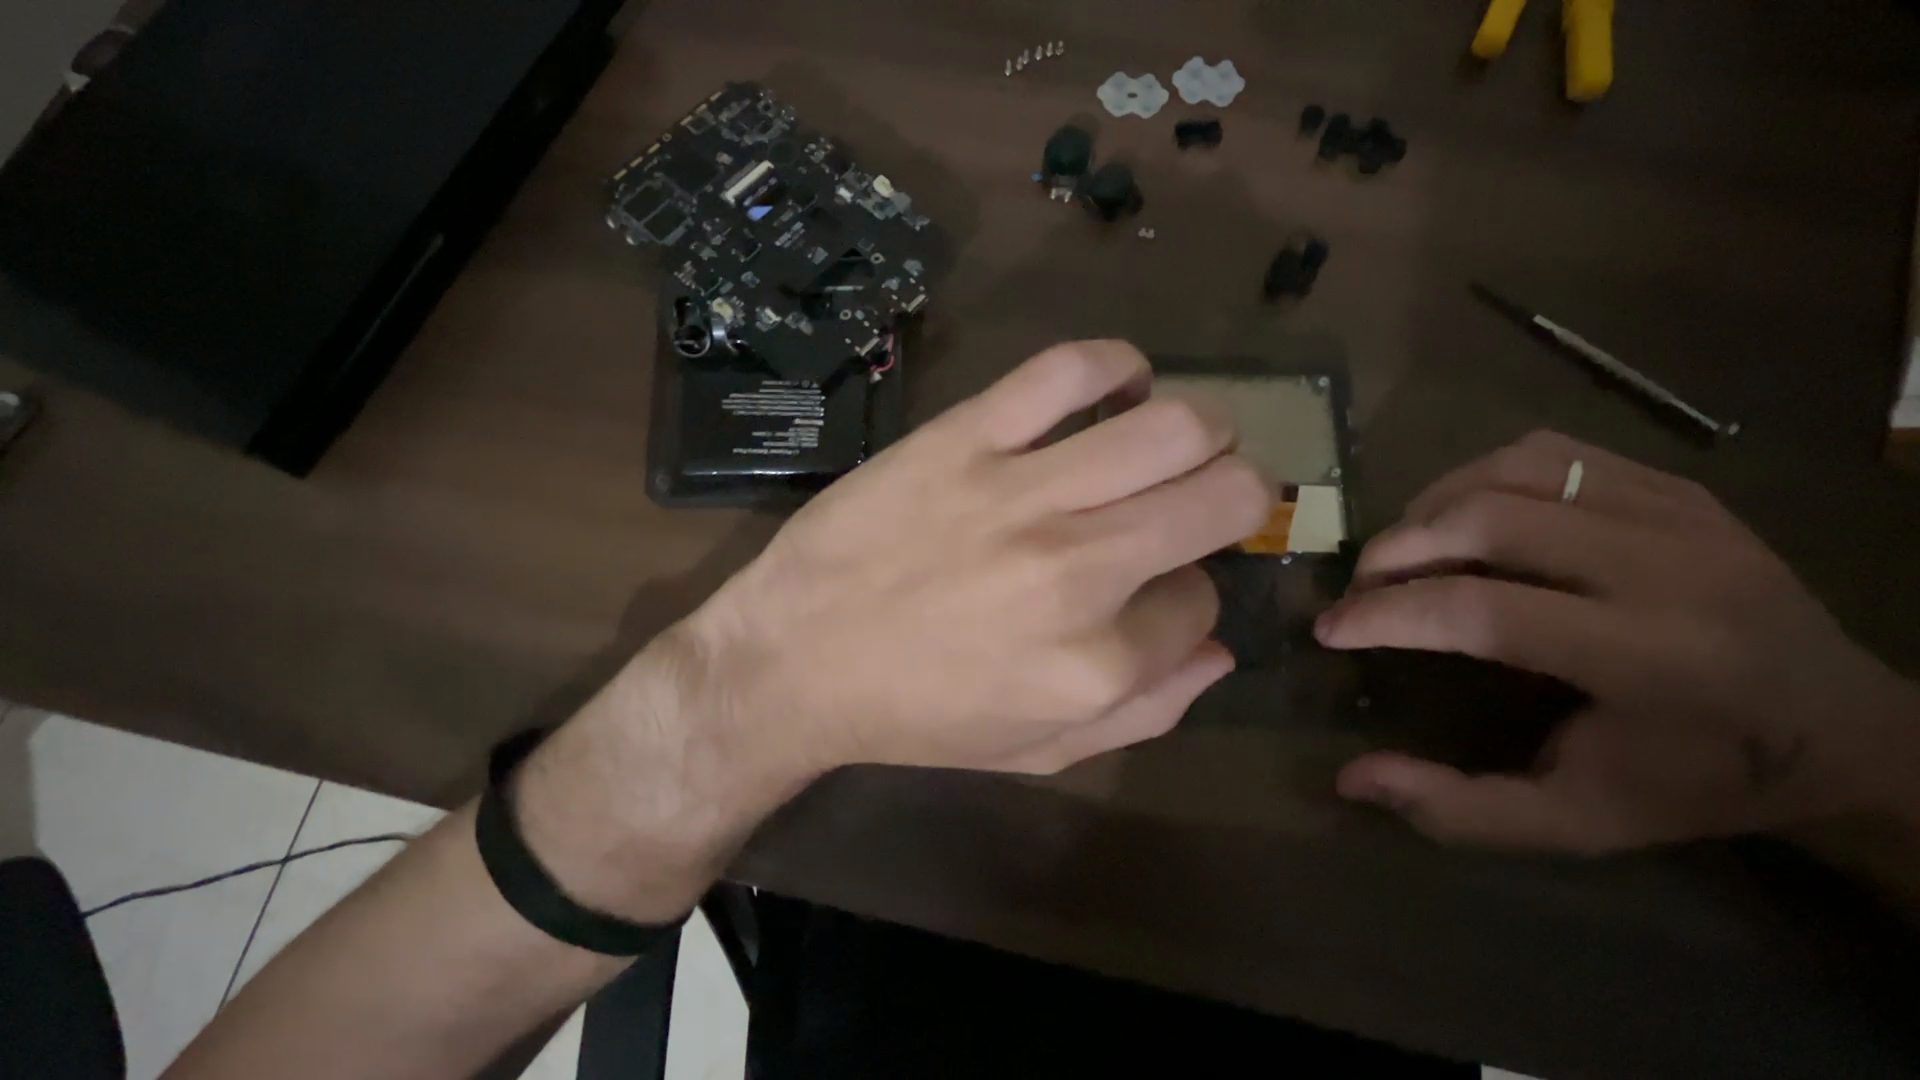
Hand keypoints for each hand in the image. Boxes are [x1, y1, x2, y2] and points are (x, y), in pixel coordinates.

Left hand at [682, 340, 1270, 776]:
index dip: (1192, 592)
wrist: (792, 663)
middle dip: (1240, 496)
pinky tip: (1122, 385)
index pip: (1204, 598)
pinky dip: (1118, 366)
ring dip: (1206, 431)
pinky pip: (1067, 372)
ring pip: (1174, 428)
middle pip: (1223, 498)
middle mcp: (1077, 570)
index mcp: (1098, 662)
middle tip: (1213, 495)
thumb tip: (1219, 645)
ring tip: (1182, 442)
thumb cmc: (917, 718)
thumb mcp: (1040, 751)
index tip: (1158, 589)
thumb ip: (1147, 711)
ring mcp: (1019, 494)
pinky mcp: (963, 439)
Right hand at [1316, 431, 1919, 853]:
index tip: (1331, 628)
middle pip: (1488, 521)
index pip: (1481, 612)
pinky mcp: (1682, 489)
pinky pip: (1554, 453)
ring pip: (1513, 470)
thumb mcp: (1577, 824)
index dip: (1386, 615)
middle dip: (1396, 548)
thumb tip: (1352, 778)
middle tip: (1360, 585)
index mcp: (1650, 661)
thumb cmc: (1696, 786)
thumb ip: (1459, 809)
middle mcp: (1669, 571)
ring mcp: (1682, 515)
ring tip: (1404, 546)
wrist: (1847, 732)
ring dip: (1433, 503)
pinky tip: (1466, 514)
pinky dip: (1484, 475)